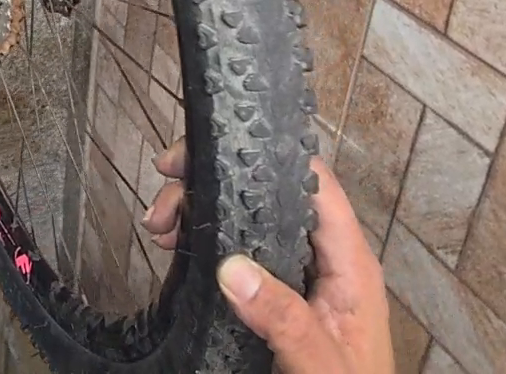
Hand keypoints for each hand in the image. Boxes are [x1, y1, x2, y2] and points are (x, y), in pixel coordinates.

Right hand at [143, 144, 392, 373]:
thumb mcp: (322, 369)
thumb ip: (286, 321)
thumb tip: (230, 266)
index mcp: (347, 263)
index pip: (312, 181)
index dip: (262, 152)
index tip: (202, 153)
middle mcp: (322, 257)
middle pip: (266, 189)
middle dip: (210, 178)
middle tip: (164, 178)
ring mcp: (297, 272)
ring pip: (243, 214)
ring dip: (197, 207)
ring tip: (158, 222)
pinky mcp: (274, 291)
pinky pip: (234, 246)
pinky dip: (199, 236)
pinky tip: (171, 241)